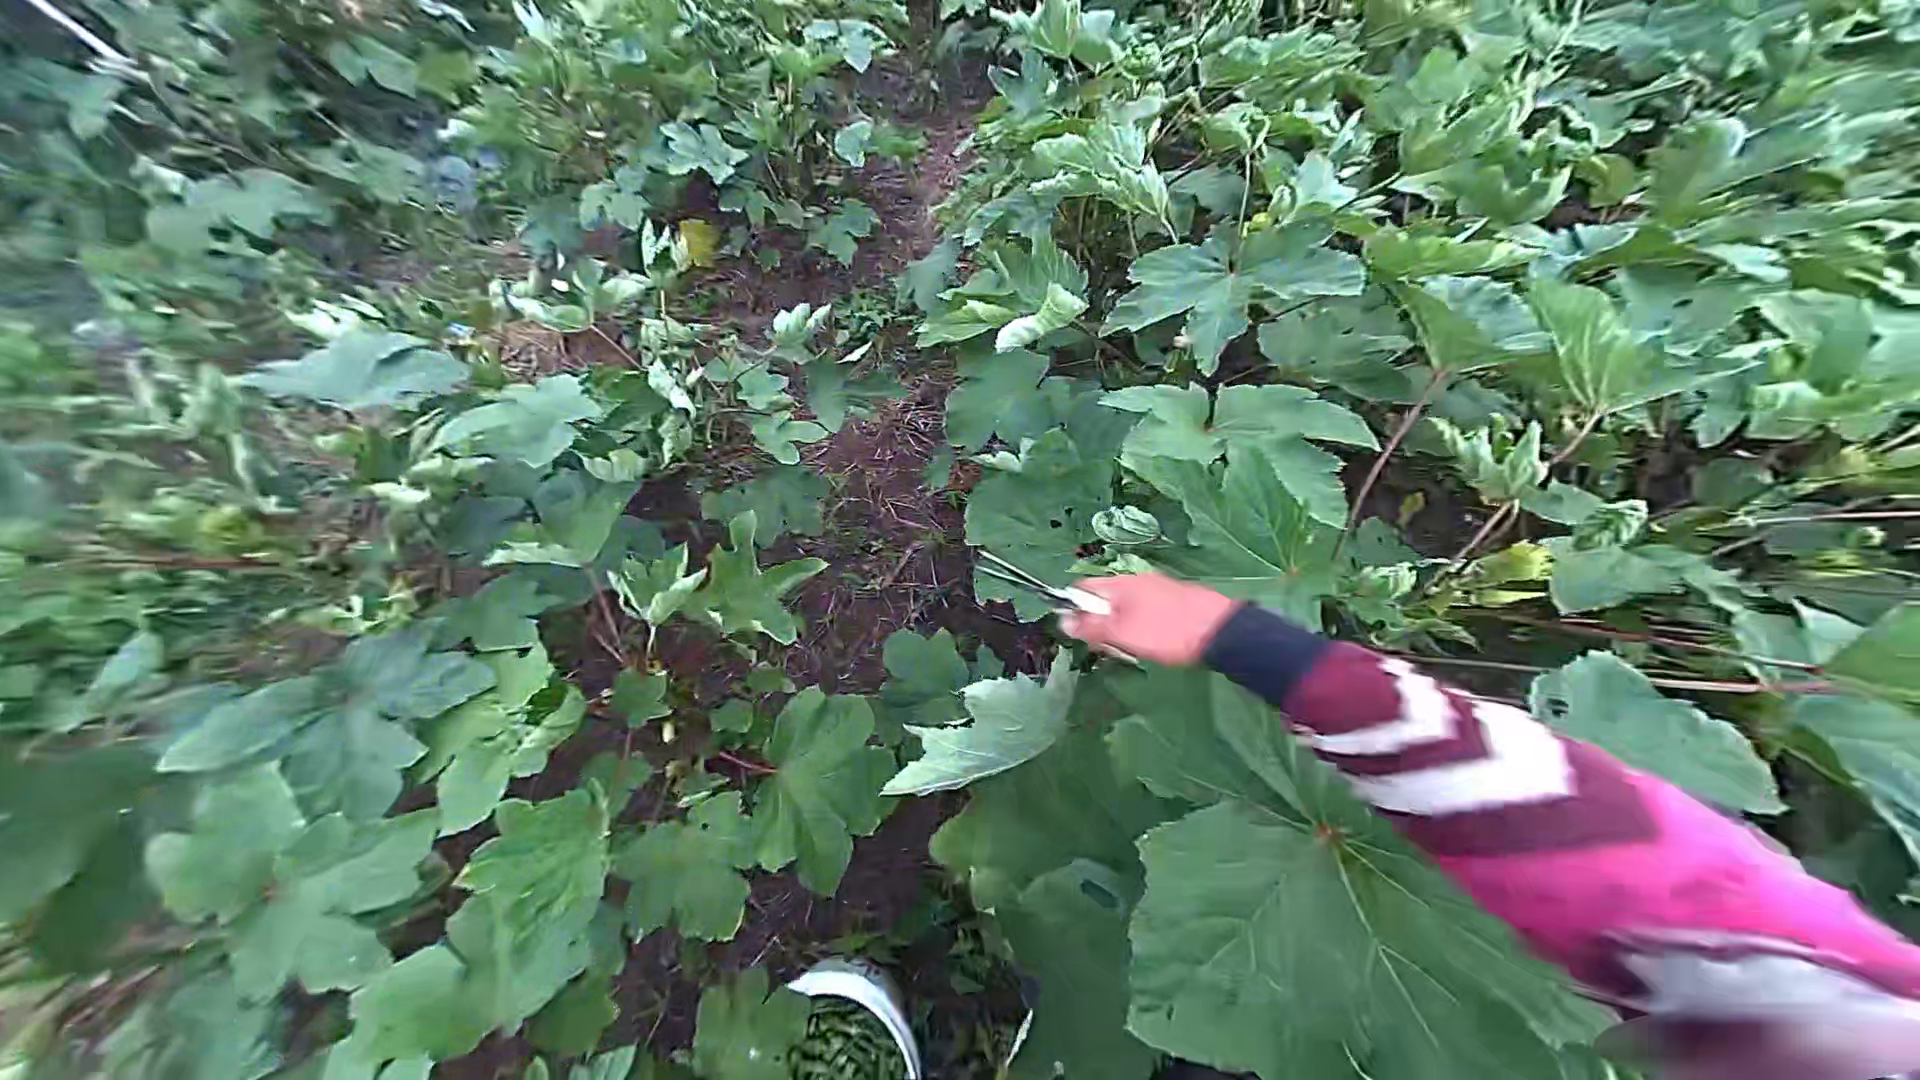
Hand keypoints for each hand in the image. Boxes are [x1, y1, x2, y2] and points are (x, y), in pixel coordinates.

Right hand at [1059, 573, 1239, 665]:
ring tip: (1129, 648)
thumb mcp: (1122, 633)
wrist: (1222, 632)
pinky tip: (1150, 642)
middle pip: (1103, 597)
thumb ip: (1091, 626)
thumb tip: (1063, 620)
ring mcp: (1157, 589)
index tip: (1077, 630)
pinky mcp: (1174, 600)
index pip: (1083, 587)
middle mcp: (1136, 580)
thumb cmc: (1167, 632)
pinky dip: (1138, 624)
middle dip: (1098, 620)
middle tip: (1106, 645)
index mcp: (1120, 584)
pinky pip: (1143, 610)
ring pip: (1124, 606)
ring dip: (1119, 626)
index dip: (1073, 607)